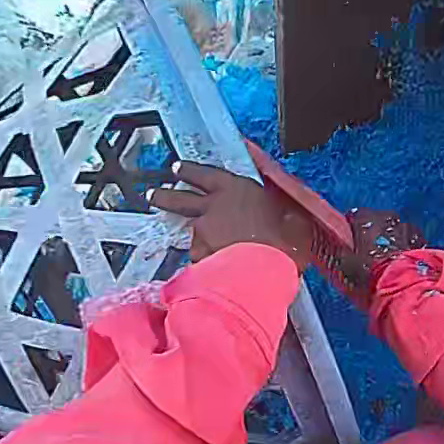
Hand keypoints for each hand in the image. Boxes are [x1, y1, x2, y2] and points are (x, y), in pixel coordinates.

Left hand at [147, 162, 314, 271]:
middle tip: (152, 194)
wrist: (267, 268)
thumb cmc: (286, 240)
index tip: (177, 168)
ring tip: (211, 253)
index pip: (205, 174)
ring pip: (194, 237)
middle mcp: (212, 207)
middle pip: (180, 198)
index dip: (190, 171)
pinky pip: (202, 261)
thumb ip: (279, 214)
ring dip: (200, 243)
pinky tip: (219, 275)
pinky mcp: (200, 257)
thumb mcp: (291, 218)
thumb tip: (287, 219)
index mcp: (235, 188)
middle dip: (164, 195)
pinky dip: (207, 266)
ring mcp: (203, 233)